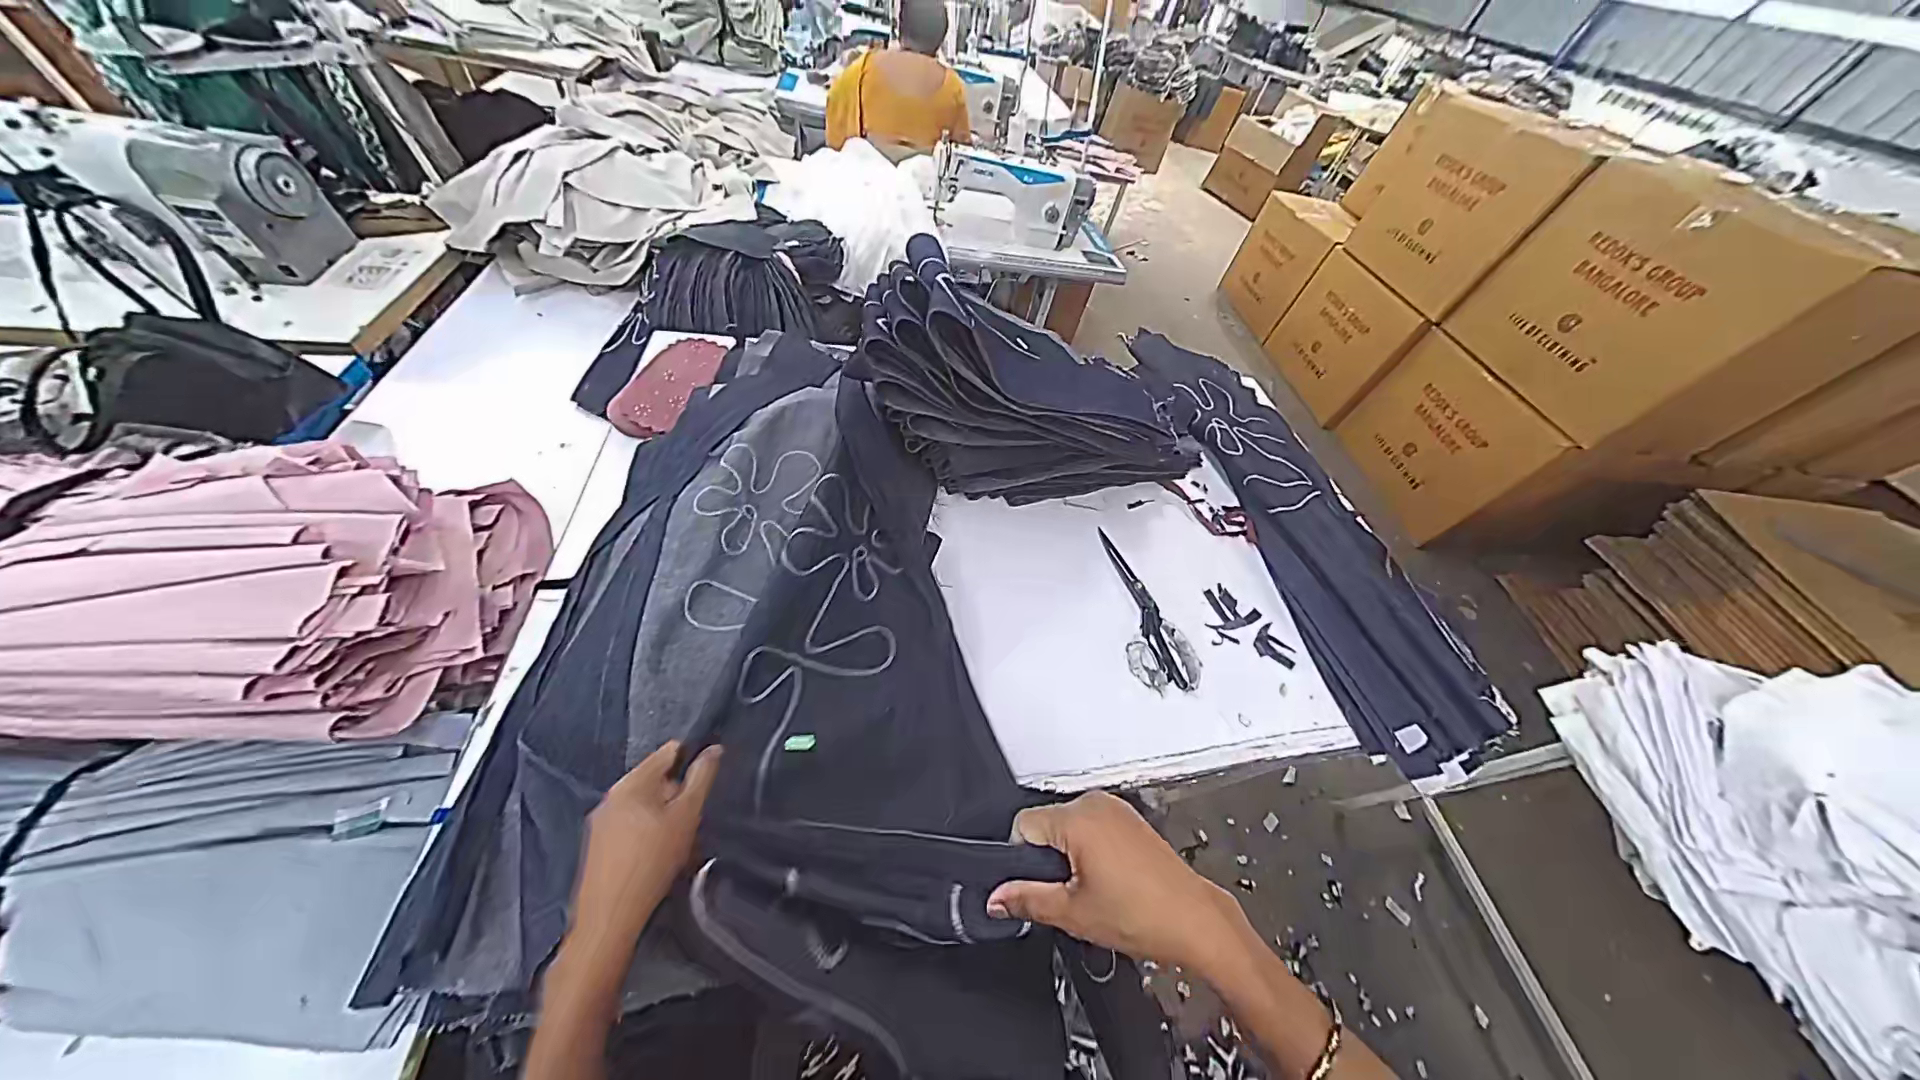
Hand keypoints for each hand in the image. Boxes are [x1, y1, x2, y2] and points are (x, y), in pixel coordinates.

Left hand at [570, 740, 722, 944]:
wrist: (610, 917)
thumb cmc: (652, 861)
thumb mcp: (687, 815)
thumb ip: (701, 778)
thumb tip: (713, 750)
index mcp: (631, 783)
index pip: (669, 752)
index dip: (693, 760)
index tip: (705, 783)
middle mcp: (611, 796)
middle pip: (658, 780)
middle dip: (679, 795)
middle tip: (691, 821)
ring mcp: (601, 822)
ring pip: (645, 805)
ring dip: (666, 817)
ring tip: (678, 844)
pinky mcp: (598, 846)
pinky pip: (631, 826)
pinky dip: (648, 834)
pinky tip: (658, 858)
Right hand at [986, 792, 1252, 971]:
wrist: (1196, 922)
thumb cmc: (1147, 916)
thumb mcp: (1074, 913)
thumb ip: (1027, 900)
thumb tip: (996, 897)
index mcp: (1078, 819)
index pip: (1023, 824)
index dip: (1024, 860)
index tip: (1038, 884)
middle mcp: (1096, 804)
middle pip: (1046, 823)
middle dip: (1048, 858)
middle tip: (1072, 893)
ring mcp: (1115, 808)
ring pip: (1068, 825)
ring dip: (1069, 854)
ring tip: (1095, 889)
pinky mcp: (1128, 817)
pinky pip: (1092, 825)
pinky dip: (1090, 848)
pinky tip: (1109, 879)